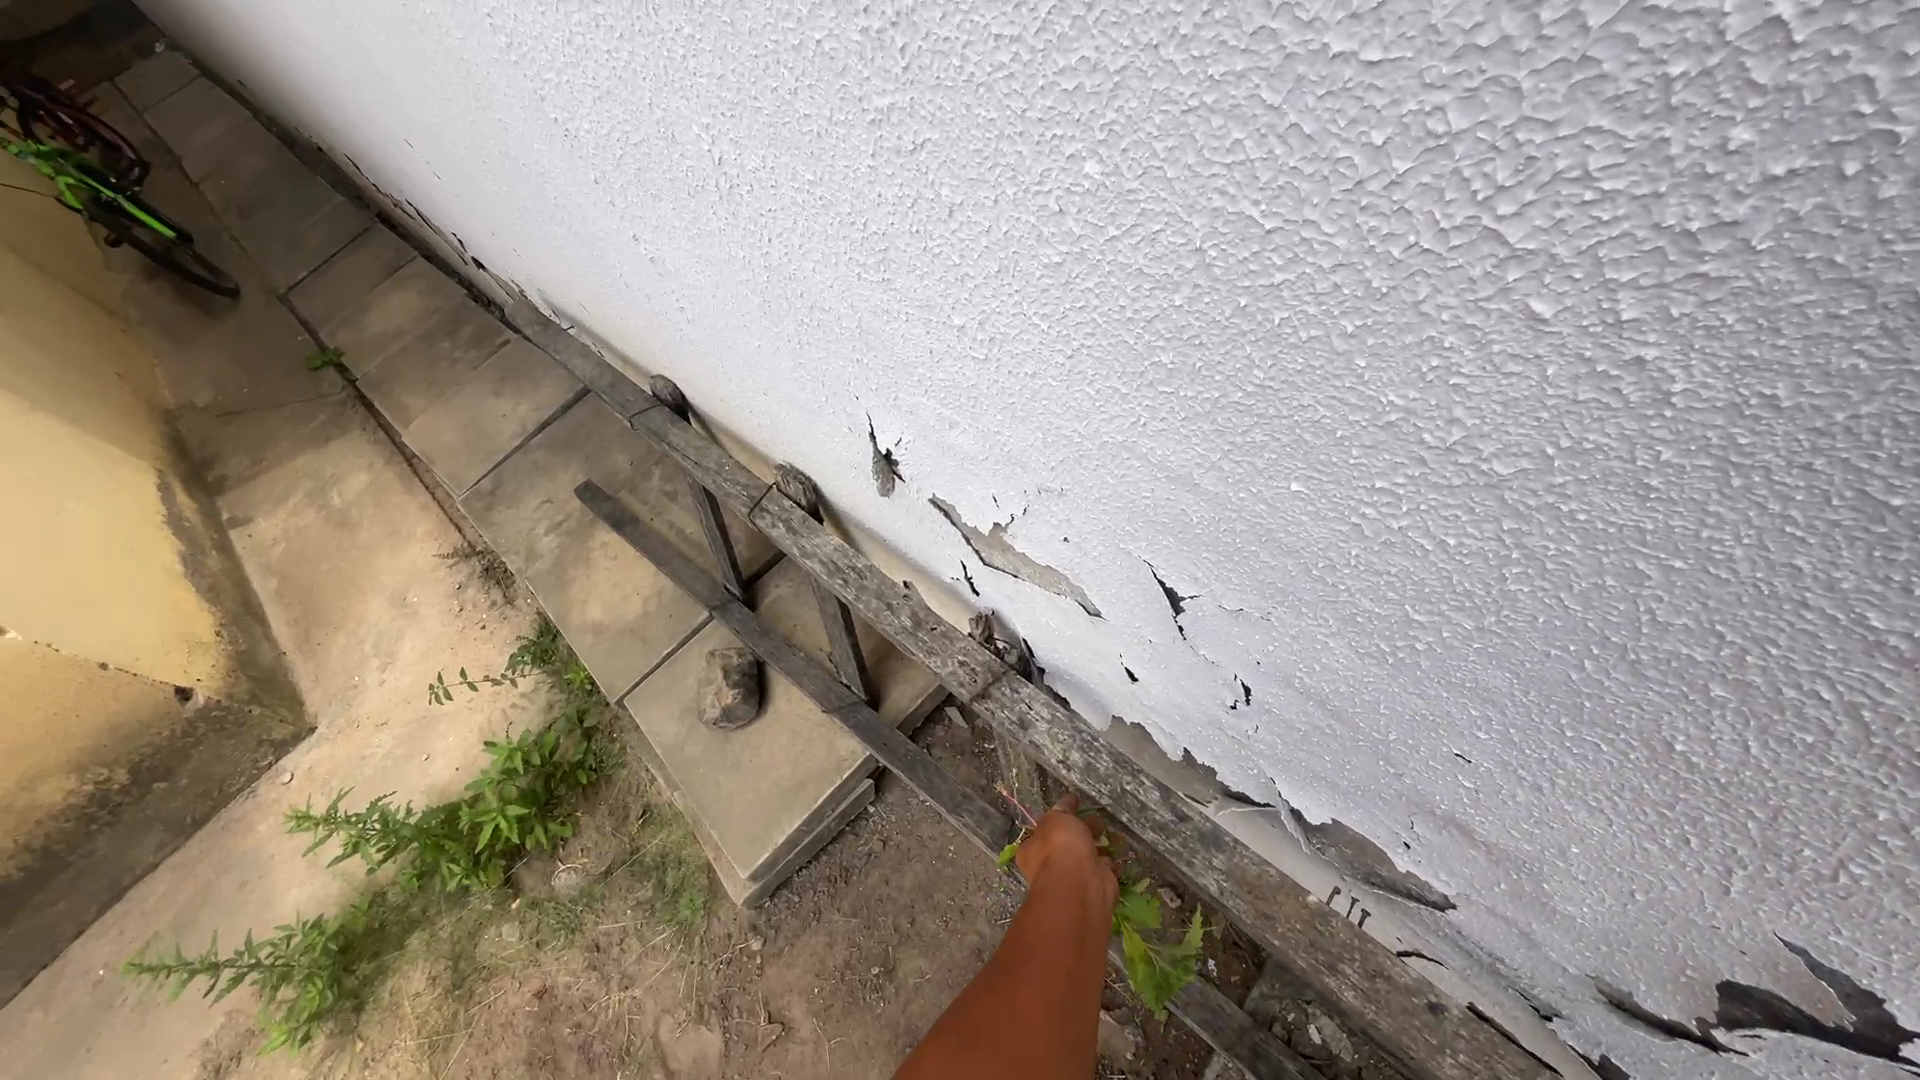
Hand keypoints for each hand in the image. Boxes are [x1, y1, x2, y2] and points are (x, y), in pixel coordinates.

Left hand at [1015, 795, 1117, 909]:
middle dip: (1080, 829)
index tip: (1074, 803)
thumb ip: (1061, 811)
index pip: (1044, 829)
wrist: (1081, 884)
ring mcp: (1072, 877)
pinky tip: (1116, 848)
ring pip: (1085, 855)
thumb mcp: (1055, 818)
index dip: (1059, 815)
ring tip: (1107, 830)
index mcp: (1031, 850)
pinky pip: (1101, 867)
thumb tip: (1065, 806)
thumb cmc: (1060, 847)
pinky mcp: (1093, 884)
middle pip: (1066, 842)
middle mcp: (1049, 866)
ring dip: (1095, 844)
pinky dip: (1108, 859)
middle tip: (1095, 819)